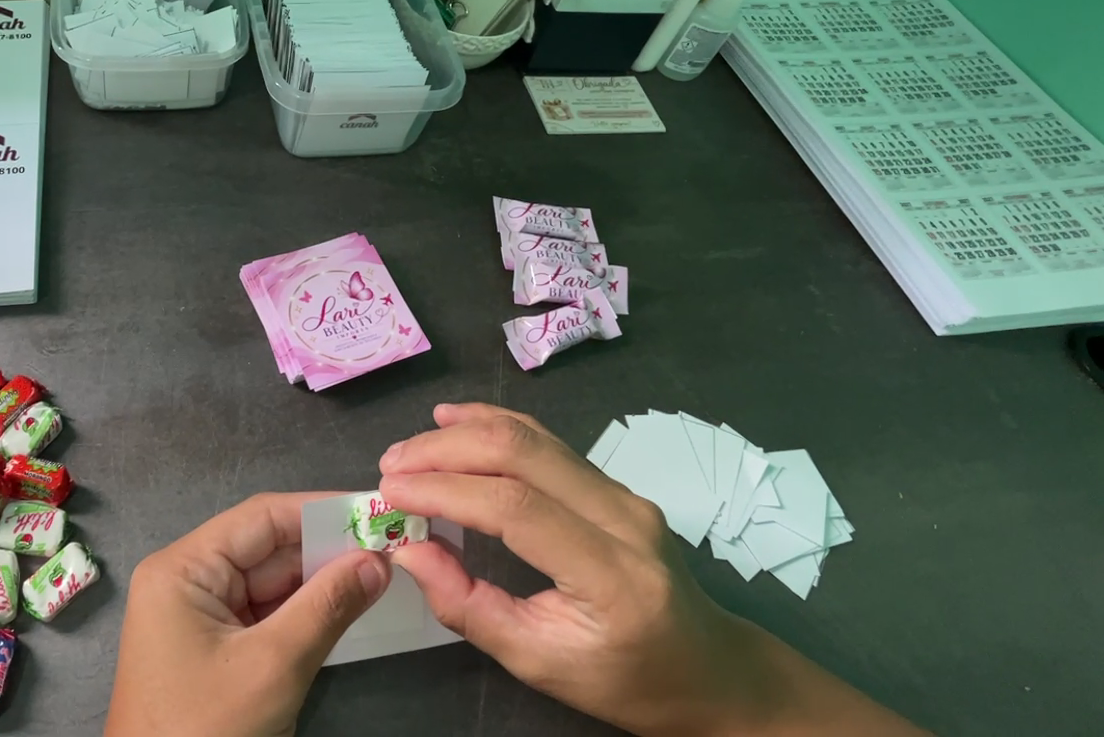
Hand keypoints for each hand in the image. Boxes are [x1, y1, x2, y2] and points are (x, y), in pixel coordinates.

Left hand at [105, 492, 391, 736]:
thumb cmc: (206, 730)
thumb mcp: (272, 667)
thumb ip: (327, 607)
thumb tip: (377, 561)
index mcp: (184, 568)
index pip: (261, 519)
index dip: (319, 509)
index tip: (370, 508)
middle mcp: (188, 580)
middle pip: (267, 548)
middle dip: (325, 546)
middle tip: (386, 541)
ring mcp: (200, 615)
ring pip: (271, 582)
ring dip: (320, 579)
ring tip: (378, 566)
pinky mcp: (215, 647)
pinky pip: (265, 613)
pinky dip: (304, 610)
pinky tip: (346, 600)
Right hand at [380, 404, 926, 736]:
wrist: (713, 670)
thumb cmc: (627, 682)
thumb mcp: (540, 664)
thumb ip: (468, 606)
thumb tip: (406, 549)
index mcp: (611, 575)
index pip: (515, 507)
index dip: (445, 490)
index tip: (390, 493)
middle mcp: (622, 517)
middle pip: (520, 453)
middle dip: (444, 451)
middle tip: (390, 466)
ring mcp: (621, 491)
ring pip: (531, 434)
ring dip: (462, 432)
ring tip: (409, 448)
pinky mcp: (611, 481)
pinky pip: (544, 439)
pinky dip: (492, 424)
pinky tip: (455, 420)